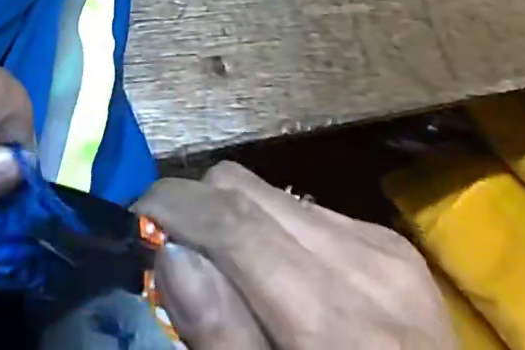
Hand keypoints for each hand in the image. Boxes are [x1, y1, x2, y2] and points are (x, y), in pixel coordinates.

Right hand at [137, 163, 454, 349]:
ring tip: (219, 267)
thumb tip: (170, 253)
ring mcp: (386, 248)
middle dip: (194, 207)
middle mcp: (366, 262)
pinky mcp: (393, 245)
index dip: (173, 206)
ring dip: (231, 218)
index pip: (237, 223)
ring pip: (273, 192)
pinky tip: (274, 277)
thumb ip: (224, 340)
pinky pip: (307, 210)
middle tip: (165, 253)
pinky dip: (272, 231)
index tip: (131, 220)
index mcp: (340, 324)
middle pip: (249, 190)